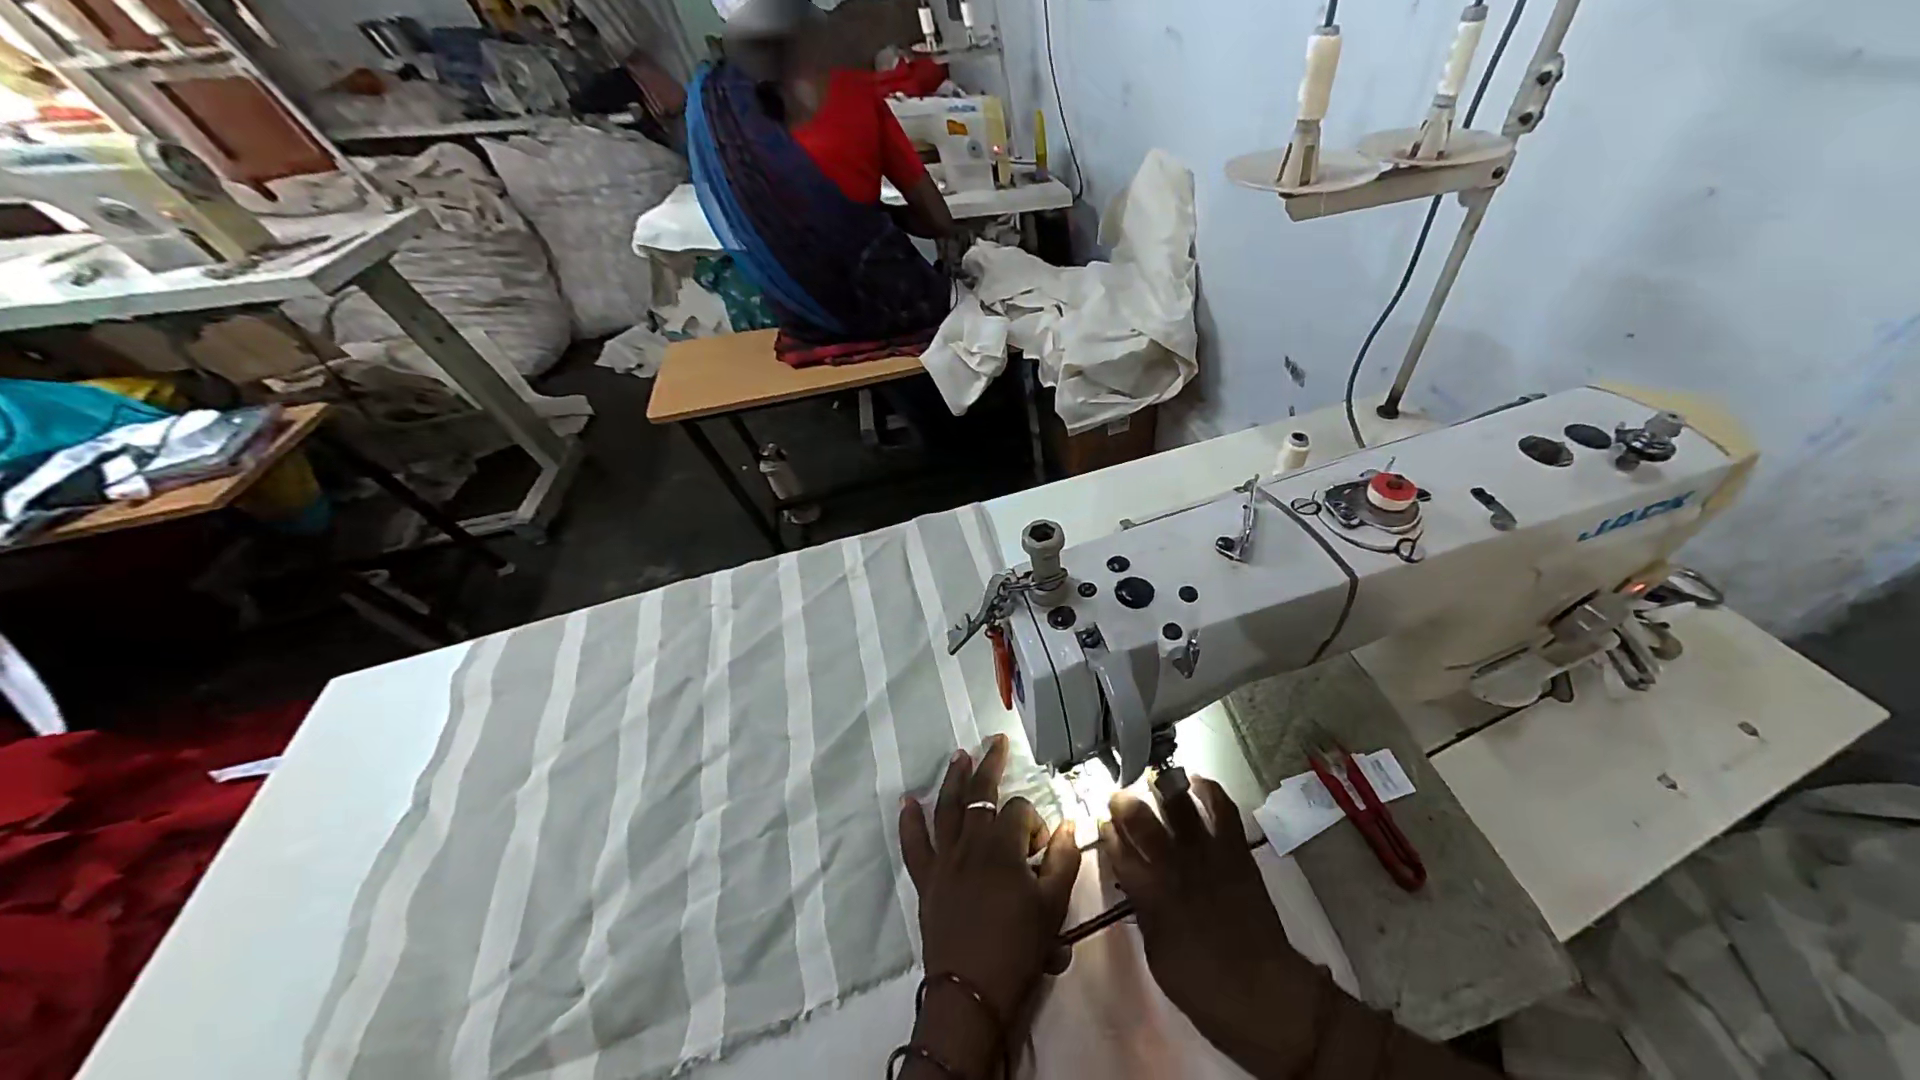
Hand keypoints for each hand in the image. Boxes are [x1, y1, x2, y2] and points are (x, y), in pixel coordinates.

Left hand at [898, 734, 1080, 1020]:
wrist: (972, 991)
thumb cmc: (1019, 949)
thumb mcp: (1054, 907)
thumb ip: (1064, 861)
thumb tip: (1068, 826)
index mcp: (1003, 846)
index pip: (1021, 811)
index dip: (1037, 822)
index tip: (1044, 849)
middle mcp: (971, 842)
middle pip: (980, 793)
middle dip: (991, 764)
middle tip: (995, 741)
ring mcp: (945, 859)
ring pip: (948, 808)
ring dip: (953, 778)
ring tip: (959, 755)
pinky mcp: (926, 879)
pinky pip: (914, 844)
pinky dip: (909, 821)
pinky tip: (907, 800)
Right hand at [1099, 778, 1328, 1079]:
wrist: (1264, 993)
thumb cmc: (1201, 985)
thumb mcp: (1156, 953)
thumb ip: (1143, 910)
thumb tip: (1135, 884)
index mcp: (1150, 894)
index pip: (1119, 851)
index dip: (1107, 835)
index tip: (1101, 824)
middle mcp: (1174, 866)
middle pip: (1143, 821)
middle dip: (1125, 804)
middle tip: (1117, 796)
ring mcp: (1207, 854)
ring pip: (1180, 807)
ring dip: (1163, 788)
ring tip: (1153, 777)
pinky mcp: (1236, 852)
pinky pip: (1223, 810)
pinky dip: (1210, 790)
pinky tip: (1197, 781)